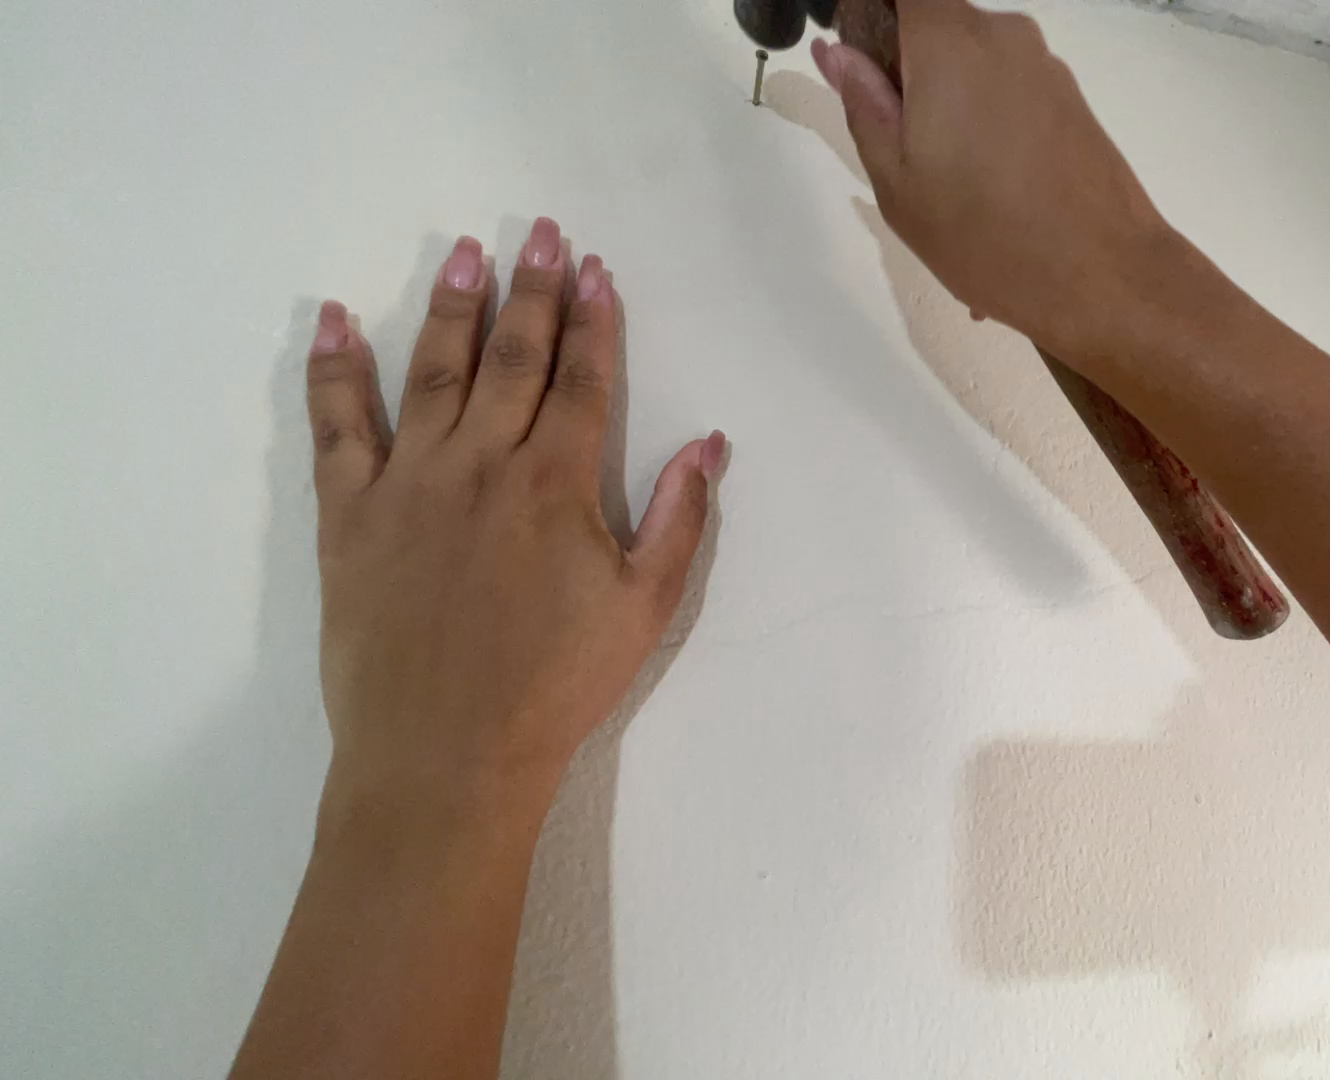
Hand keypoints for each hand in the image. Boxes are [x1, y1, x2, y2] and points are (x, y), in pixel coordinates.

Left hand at [304, 219, 724, 819]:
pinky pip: (338, 426)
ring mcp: (408, 484)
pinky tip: (335, 319)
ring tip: (466, 251)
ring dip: (453, 308)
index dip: (594, 323)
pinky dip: (335, 370)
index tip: (596, 271)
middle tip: (541, 231)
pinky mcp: (351, 515)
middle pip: (511, 359)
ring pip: (433, 373)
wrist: (450, 752)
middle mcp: (481, 465)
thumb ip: (681, 516)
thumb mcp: (649, 603)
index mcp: (558, 485)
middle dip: (533, 292)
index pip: (581, 382)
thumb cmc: (564, 678)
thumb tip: (709, 443)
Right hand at [813, 0, 1175, 358]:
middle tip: (914, 169)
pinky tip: (999, 210)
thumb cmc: (986, 239)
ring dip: (956, 125)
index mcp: (948, 43)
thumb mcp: (900, 187)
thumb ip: (866, 109)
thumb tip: (839, 53)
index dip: (869, 27)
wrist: (1102, 277)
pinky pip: (1015, 106)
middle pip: (938, 34)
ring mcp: (1047, 69)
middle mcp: (1003, 35)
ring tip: (960, 206)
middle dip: (913, 86)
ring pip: (978, 77)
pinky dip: (995, 143)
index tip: (867, 86)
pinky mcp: (1074, 105)